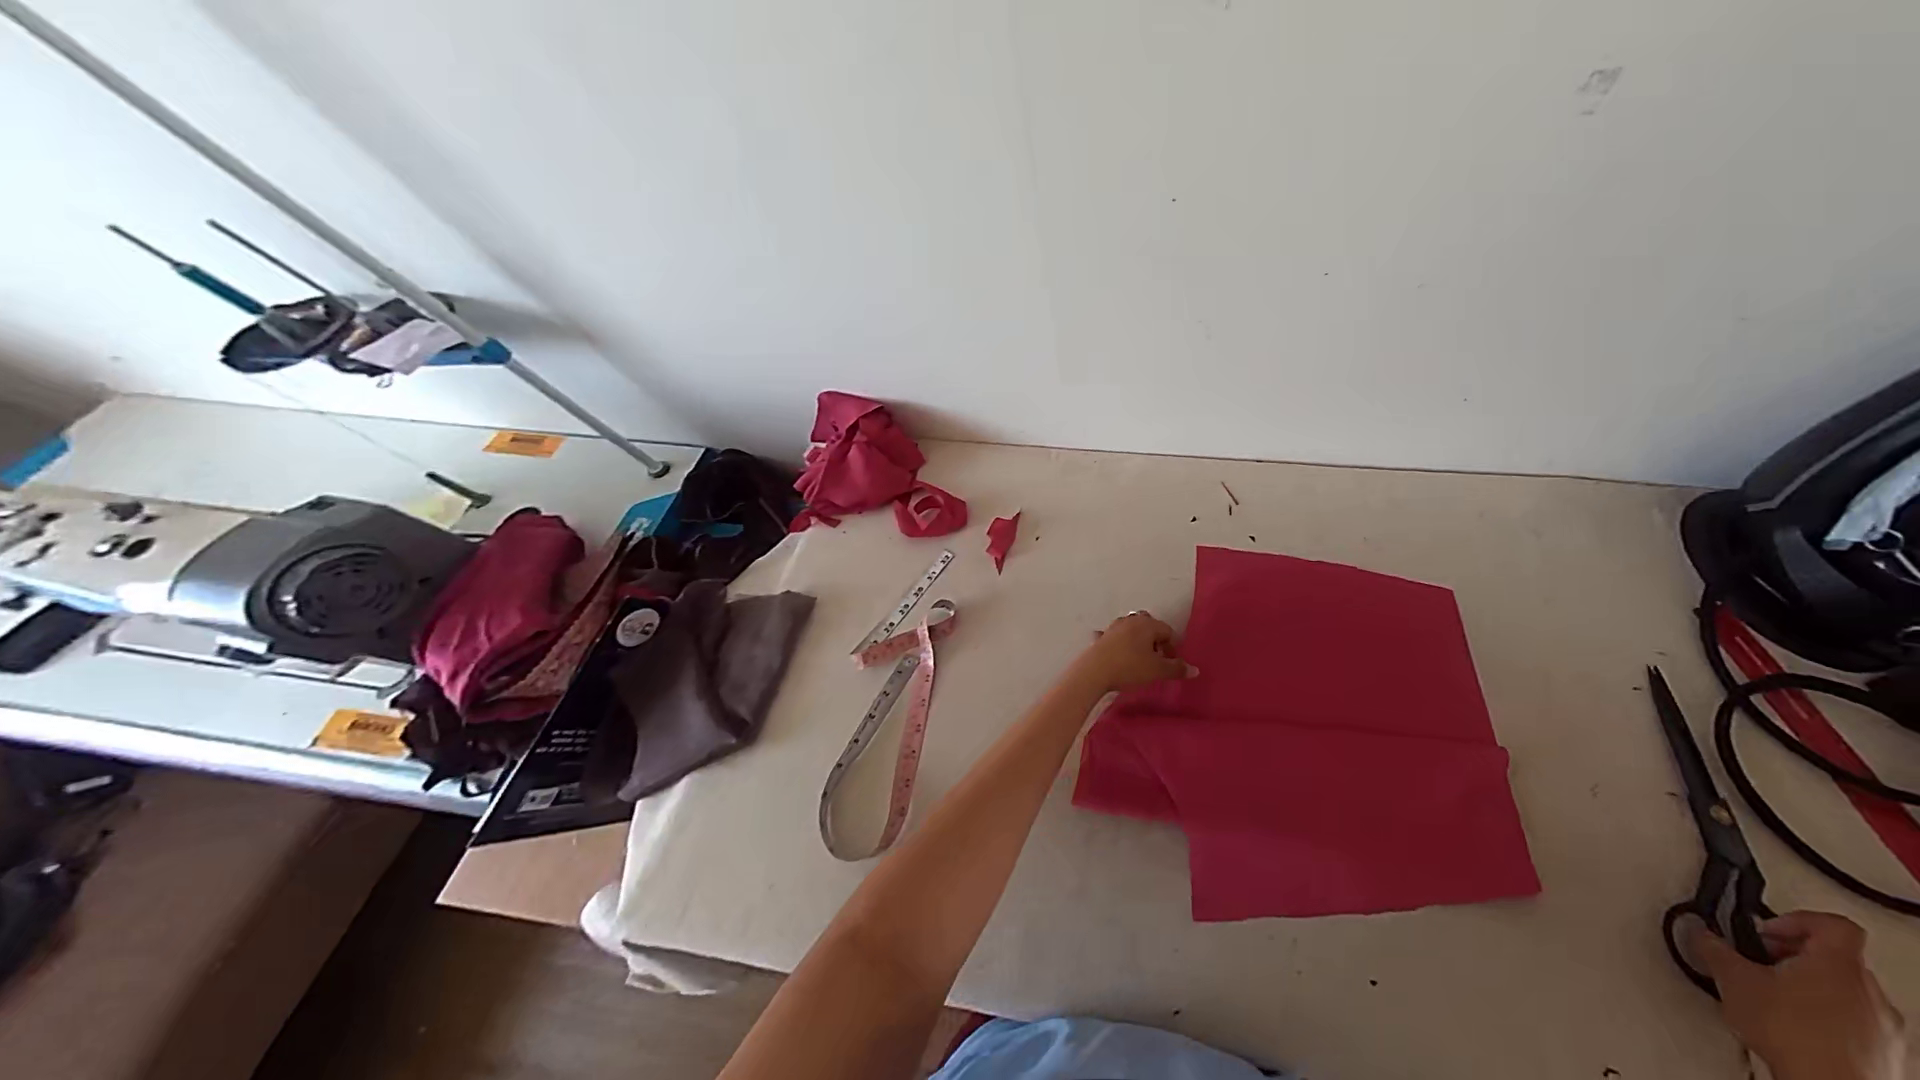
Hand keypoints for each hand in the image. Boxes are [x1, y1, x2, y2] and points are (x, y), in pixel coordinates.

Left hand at [1070, 612, 1197, 692]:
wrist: (1094, 672)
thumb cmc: (1130, 667)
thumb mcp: (1157, 671)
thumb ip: (1177, 669)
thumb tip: (1195, 669)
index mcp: (1147, 624)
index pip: (1168, 631)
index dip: (1172, 647)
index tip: (1170, 662)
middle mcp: (1130, 621)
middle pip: (1148, 625)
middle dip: (1155, 639)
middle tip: (1156, 657)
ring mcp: (1113, 627)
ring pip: (1130, 629)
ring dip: (1137, 640)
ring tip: (1139, 657)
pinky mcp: (1100, 638)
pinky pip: (1113, 637)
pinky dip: (1118, 643)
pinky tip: (1118, 654)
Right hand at [1684, 911, 1904, 1079]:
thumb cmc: (1794, 1035)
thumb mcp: (1733, 978)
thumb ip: (1714, 948)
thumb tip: (1703, 936)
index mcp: (1839, 965)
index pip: (1832, 924)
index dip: (1795, 919)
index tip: (1767, 930)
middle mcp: (1871, 993)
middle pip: (1835, 957)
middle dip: (1792, 955)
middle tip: (1760, 961)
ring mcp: (1883, 1027)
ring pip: (1845, 991)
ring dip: (1807, 986)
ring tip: (1772, 997)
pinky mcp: (1885, 1054)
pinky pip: (1855, 1022)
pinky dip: (1823, 1016)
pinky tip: (1793, 1027)